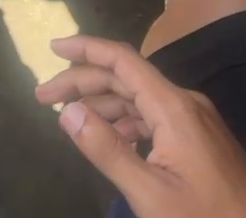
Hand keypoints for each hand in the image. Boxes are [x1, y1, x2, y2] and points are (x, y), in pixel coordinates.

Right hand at [36, 36, 245, 217]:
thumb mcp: (152, 196)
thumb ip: (108, 151)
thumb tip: (70, 112)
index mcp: (174, 106)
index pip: (122, 60)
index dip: (85, 49)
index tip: (52, 49)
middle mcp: (185, 103)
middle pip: (126, 78)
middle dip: (83, 82)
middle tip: (44, 99)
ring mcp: (196, 121)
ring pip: (140, 98)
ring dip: (103, 103)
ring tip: (68, 118)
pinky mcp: (202, 141)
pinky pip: (155, 117)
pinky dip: (126, 121)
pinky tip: (108, 136)